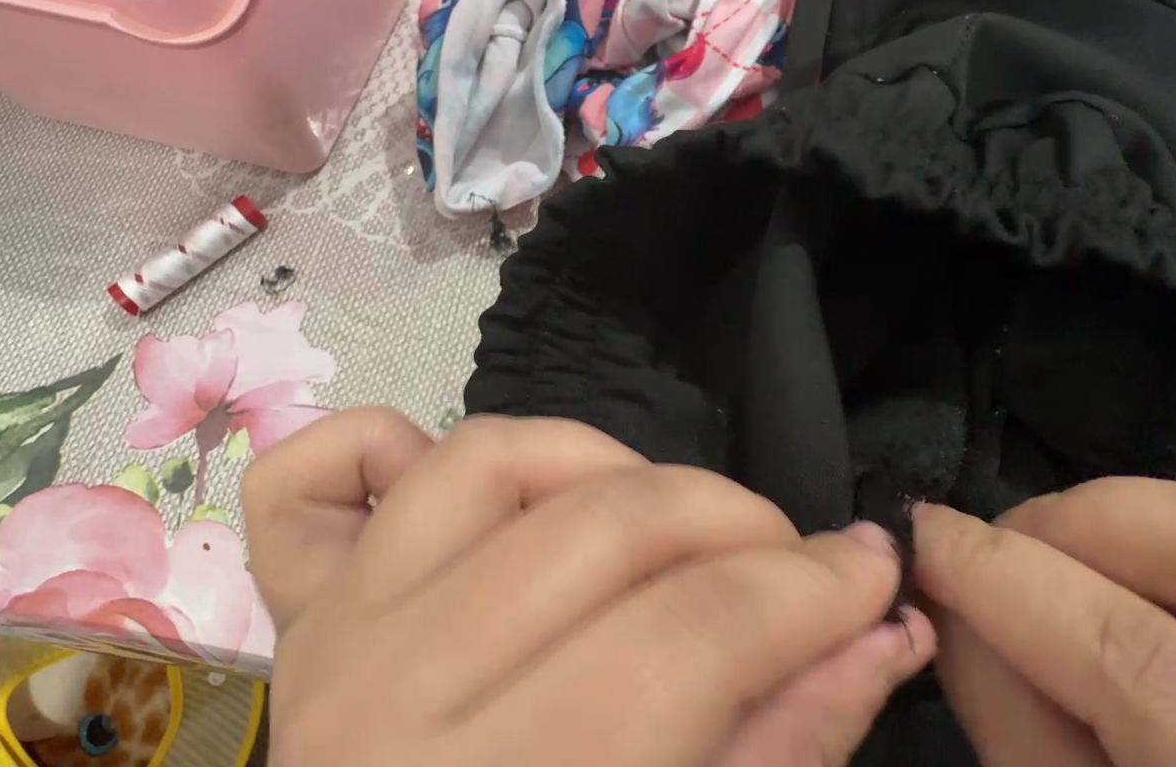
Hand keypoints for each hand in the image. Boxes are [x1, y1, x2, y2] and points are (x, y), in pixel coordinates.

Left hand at [242, 407, 935, 766]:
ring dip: (605, 462)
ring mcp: (327, 640)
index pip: (684, 639)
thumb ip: (788, 742)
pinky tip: (479, 487)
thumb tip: (883, 622)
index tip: (873, 568)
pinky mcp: (293, 608)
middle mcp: (387, 707)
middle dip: (734, 521)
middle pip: (598, 534)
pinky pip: (317, 473)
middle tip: (794, 553)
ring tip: (669, 516)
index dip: (807, 590)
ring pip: (485, 459)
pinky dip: (392, 439)